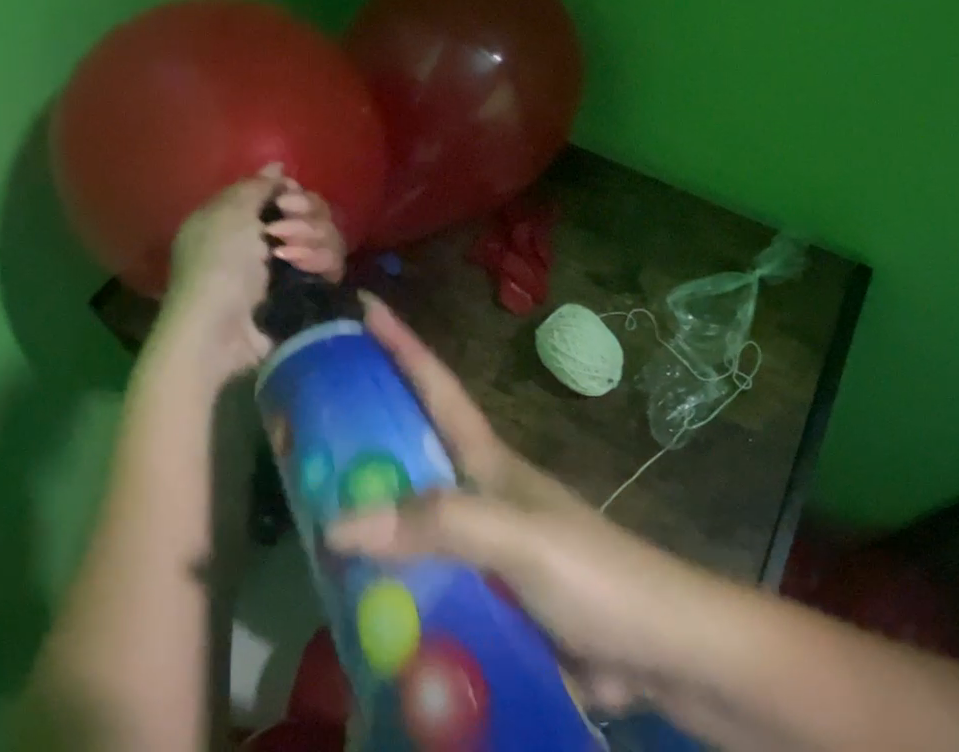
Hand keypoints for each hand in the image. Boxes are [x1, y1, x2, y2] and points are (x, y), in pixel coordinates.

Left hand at [151, 166, 348, 387]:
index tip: (286, 198)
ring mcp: (294, 267)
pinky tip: (301, 266)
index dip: (293, 193)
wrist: (221, 328)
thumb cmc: (216, 264)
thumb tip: (278, 166)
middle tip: (279, 231)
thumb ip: (256, 186)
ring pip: (329, 236)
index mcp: (246, 219)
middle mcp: (273, 240)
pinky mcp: (311, 291)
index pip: (288, 194)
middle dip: (304, 216)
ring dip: (311, 238)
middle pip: (315, 212)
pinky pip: (333, 265)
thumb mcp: (227, 214)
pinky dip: (319, 260)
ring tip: (286, 255)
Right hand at [327, 298, 729, 712]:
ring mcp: (485, 555)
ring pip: (410, 528)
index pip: (439, 391)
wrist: (664, 653)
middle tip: (294, 435)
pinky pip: (422, 590)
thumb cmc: (597, 577)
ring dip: (365, 525)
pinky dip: (387, 593)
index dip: (403, 346)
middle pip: (412, 456)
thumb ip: (441, 525)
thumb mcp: (520, 539)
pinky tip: (349, 611)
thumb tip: (338, 523)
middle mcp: (482, 500)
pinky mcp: (488, 607)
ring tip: (302, 530)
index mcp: (492, 465)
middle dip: (361, 437)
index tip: (363, 304)